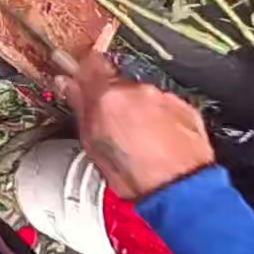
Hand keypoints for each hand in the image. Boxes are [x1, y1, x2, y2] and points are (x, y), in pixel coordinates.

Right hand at [57, 51, 213, 199]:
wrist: (180, 189)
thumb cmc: (136, 176)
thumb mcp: (92, 145)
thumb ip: (80, 108)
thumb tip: (69, 86)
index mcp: (107, 96)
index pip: (91, 65)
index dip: (85, 71)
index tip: (81, 79)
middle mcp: (136, 90)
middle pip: (117, 84)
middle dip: (113, 101)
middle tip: (111, 126)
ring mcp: (162, 97)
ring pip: (141, 96)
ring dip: (137, 111)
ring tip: (138, 140)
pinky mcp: (184, 108)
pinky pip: (164, 106)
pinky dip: (159, 119)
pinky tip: (157, 141)